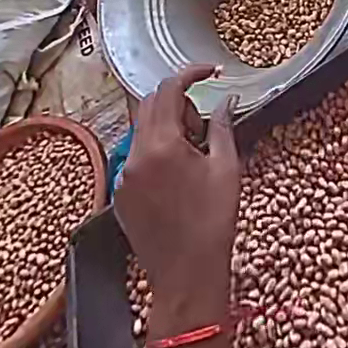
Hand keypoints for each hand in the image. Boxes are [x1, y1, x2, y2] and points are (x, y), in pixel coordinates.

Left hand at [117, 65, 239, 325]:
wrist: (187, 276)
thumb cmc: (214, 220)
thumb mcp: (227, 168)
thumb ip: (223, 126)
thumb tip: (227, 99)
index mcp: (162, 145)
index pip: (169, 90)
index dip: (191, 74)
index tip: (211, 72)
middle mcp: (135, 155)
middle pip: (150, 104)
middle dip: (178, 101)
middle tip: (204, 124)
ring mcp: (123, 176)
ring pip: (141, 130)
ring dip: (167, 125)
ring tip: (194, 153)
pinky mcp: (120, 194)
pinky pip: (136, 156)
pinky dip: (156, 149)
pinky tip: (178, 175)